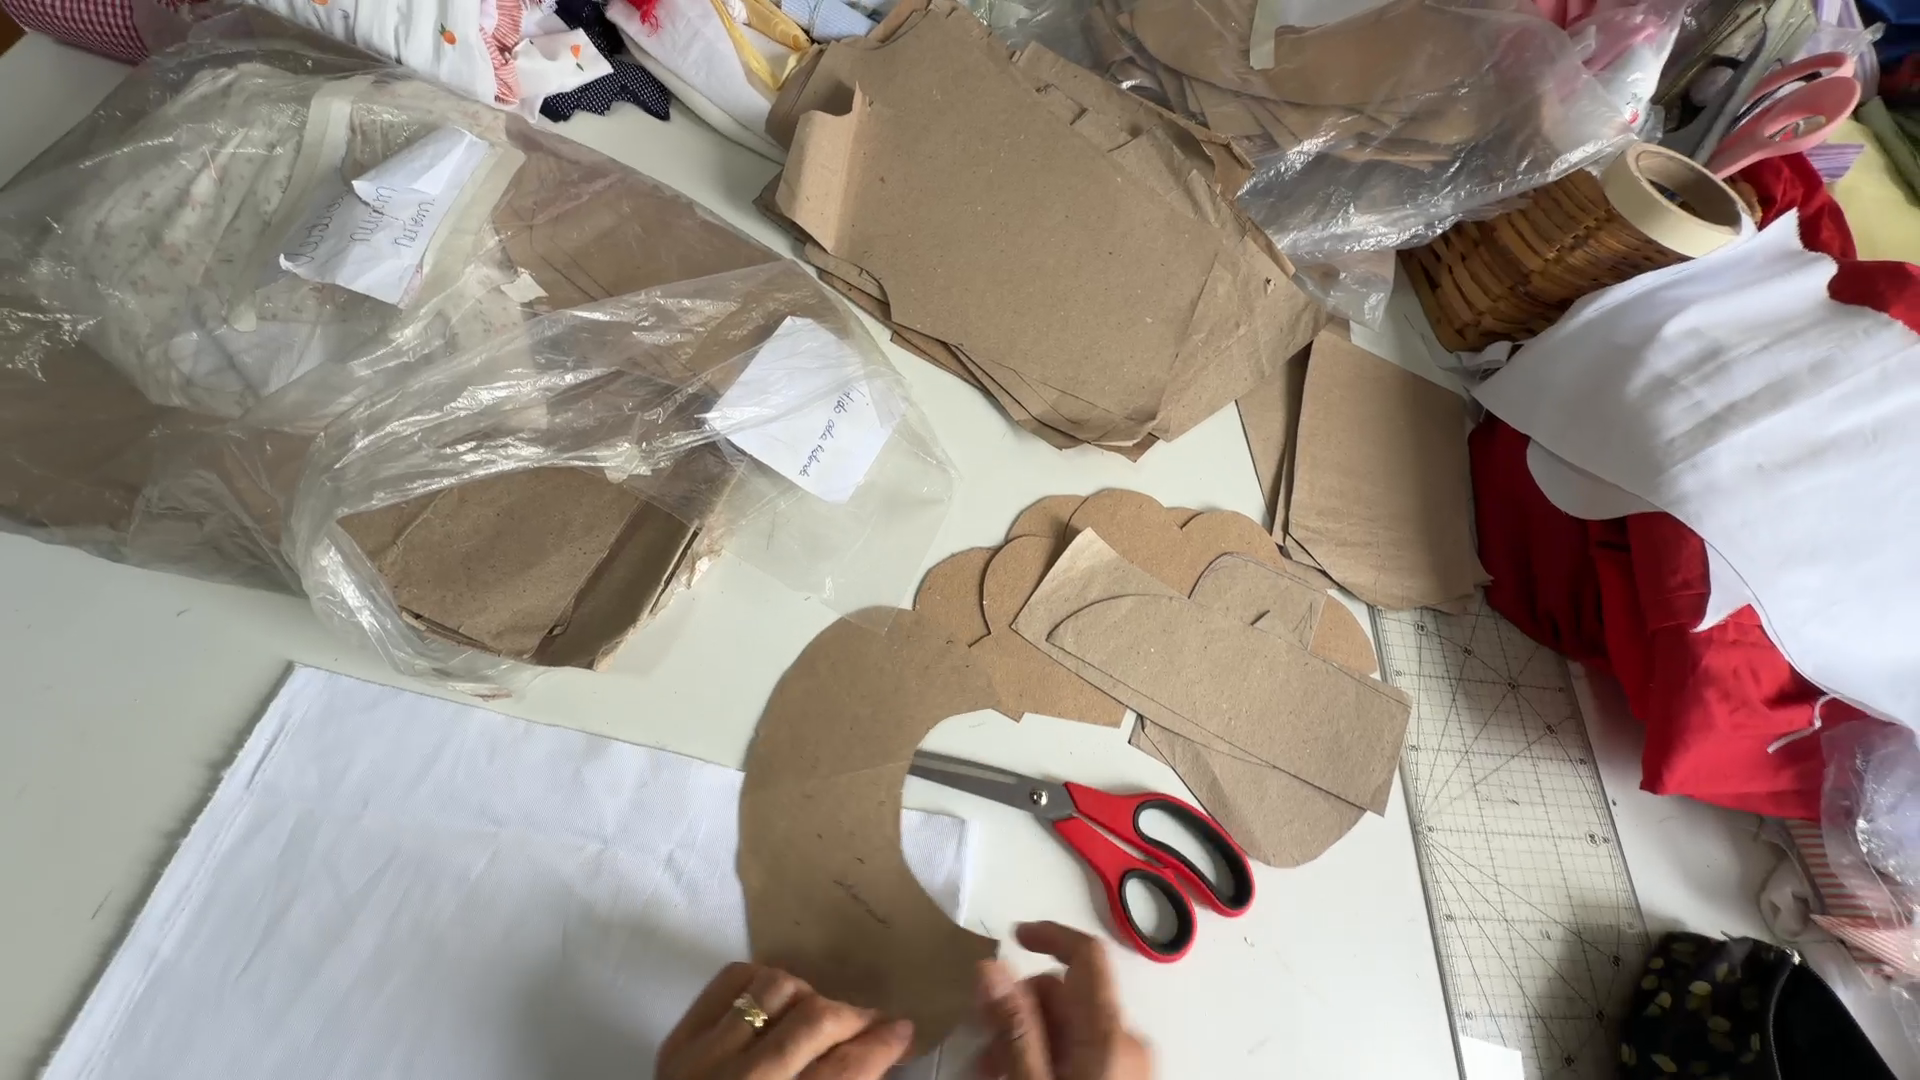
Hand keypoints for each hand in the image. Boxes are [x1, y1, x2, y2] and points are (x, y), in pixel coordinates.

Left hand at [657, 962, 914, 1079]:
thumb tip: (879, 1048)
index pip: (842, 1072)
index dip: (880, 1046)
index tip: (904, 1029)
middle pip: (813, 1023)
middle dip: (854, 1017)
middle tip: (876, 1020)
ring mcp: (701, 1060)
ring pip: (776, 989)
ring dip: (808, 997)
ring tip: (820, 1014)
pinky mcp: (677, 1042)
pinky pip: (732, 979)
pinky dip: (761, 980)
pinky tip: (777, 1000)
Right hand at [974, 922, 1152, 1079]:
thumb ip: (1014, 1025)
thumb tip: (990, 963)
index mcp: (1110, 1029)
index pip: (1088, 952)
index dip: (1050, 933)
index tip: (1013, 935)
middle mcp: (1128, 1036)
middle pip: (1069, 991)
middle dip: (1022, 1005)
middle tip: (985, 1041)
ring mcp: (1131, 1061)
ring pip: (1071, 1022)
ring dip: (1029, 1033)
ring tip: (993, 1068)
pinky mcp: (1126, 1079)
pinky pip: (1084, 1048)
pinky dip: (1050, 1052)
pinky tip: (1023, 1073)